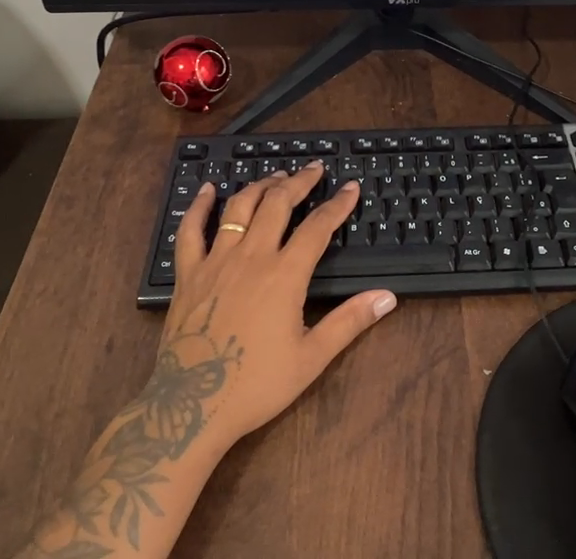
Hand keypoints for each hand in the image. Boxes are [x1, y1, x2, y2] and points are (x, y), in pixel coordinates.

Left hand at [163, 162, 396, 453]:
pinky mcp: (188, 275)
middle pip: (277, 204)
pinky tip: (208, 189)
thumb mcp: (312, 357)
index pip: (317, 227)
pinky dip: (200, 206)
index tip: (351, 188)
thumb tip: (387, 297)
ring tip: (276, 177)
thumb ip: (349, 321)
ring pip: (239, 209)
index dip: (337, 205)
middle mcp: (251, 257)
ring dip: (260, 186)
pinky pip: (191, 231)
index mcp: (284, 275)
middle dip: (299, 182)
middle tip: (314, 169)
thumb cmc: (256, 385)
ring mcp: (215, 262)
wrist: (192, 406)